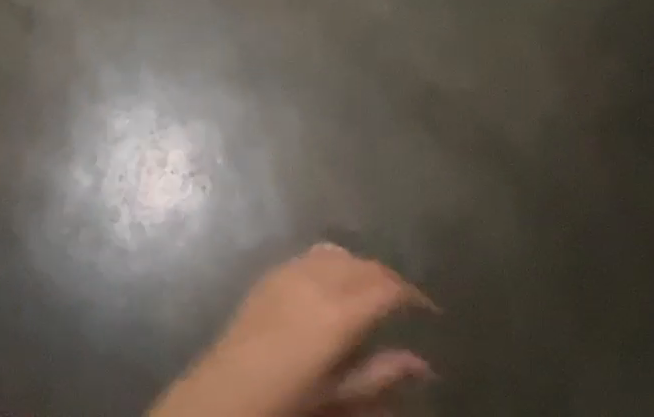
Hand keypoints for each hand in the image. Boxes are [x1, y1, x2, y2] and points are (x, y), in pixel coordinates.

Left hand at [148, 243, 435, 416]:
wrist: (224, 392)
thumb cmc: (288, 400)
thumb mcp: (340, 397)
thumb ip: (382, 375)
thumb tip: (423, 363)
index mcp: (339, 312)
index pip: (388, 288)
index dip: (413, 295)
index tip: (429, 311)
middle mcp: (317, 281)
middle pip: (366, 266)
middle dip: (389, 280)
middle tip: (405, 304)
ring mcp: (291, 272)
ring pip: (340, 254)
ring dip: (361, 268)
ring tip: (372, 293)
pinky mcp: (271, 273)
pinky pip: (313, 255)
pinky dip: (334, 262)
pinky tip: (335, 284)